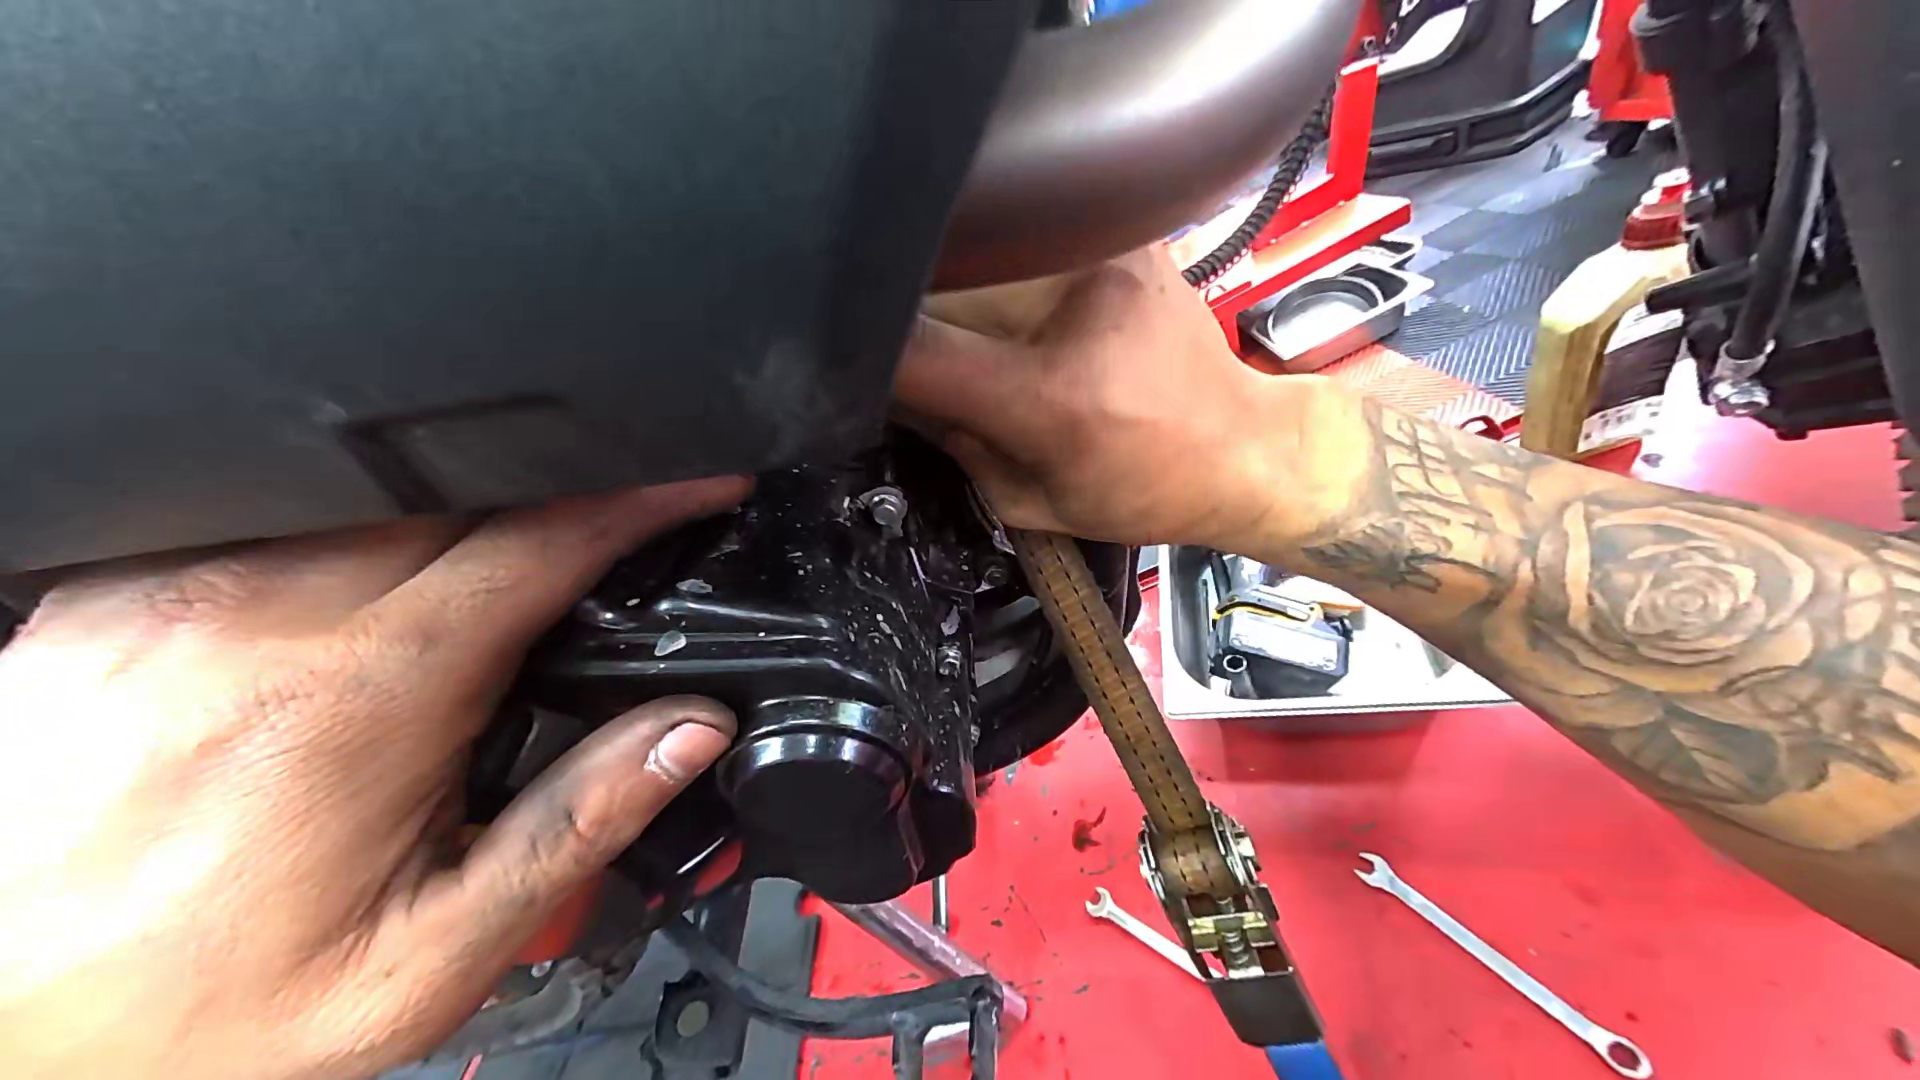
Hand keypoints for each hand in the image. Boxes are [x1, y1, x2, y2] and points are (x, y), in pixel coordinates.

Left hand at [0, 478, 747, 1079]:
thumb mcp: (433, 952)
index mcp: (354, 696)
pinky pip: (292, 522)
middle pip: (473, 499)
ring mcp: (163, 600)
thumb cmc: (196, 1023)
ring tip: (528, 573)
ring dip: (484, 519)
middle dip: (575, 503)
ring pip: (386, 499)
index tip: (701, 484)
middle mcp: (251, 621)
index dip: (643, 500)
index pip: (545, 543)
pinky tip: (401, 591)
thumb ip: (583, 820)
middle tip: (629, 535)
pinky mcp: (106, 603)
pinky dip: (384, 536)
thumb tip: (692, 731)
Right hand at [897, 245, 1370, 549]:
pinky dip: (1000, 272)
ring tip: (969, 332)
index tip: (857, 369)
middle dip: (911, 321)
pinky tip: (1012, 305)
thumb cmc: (1145, 489)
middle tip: (911, 350)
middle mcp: (1079, 311)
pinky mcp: (1126, 239)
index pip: (921, 356)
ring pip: (979, 256)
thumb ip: (955, 445)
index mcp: (1054, 398)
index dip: (876, 363)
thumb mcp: (1034, 501)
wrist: (1240, 448)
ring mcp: (1107, 261)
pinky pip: (1027, 242)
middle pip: (942, 292)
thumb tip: (896, 394)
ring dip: (954, 293)